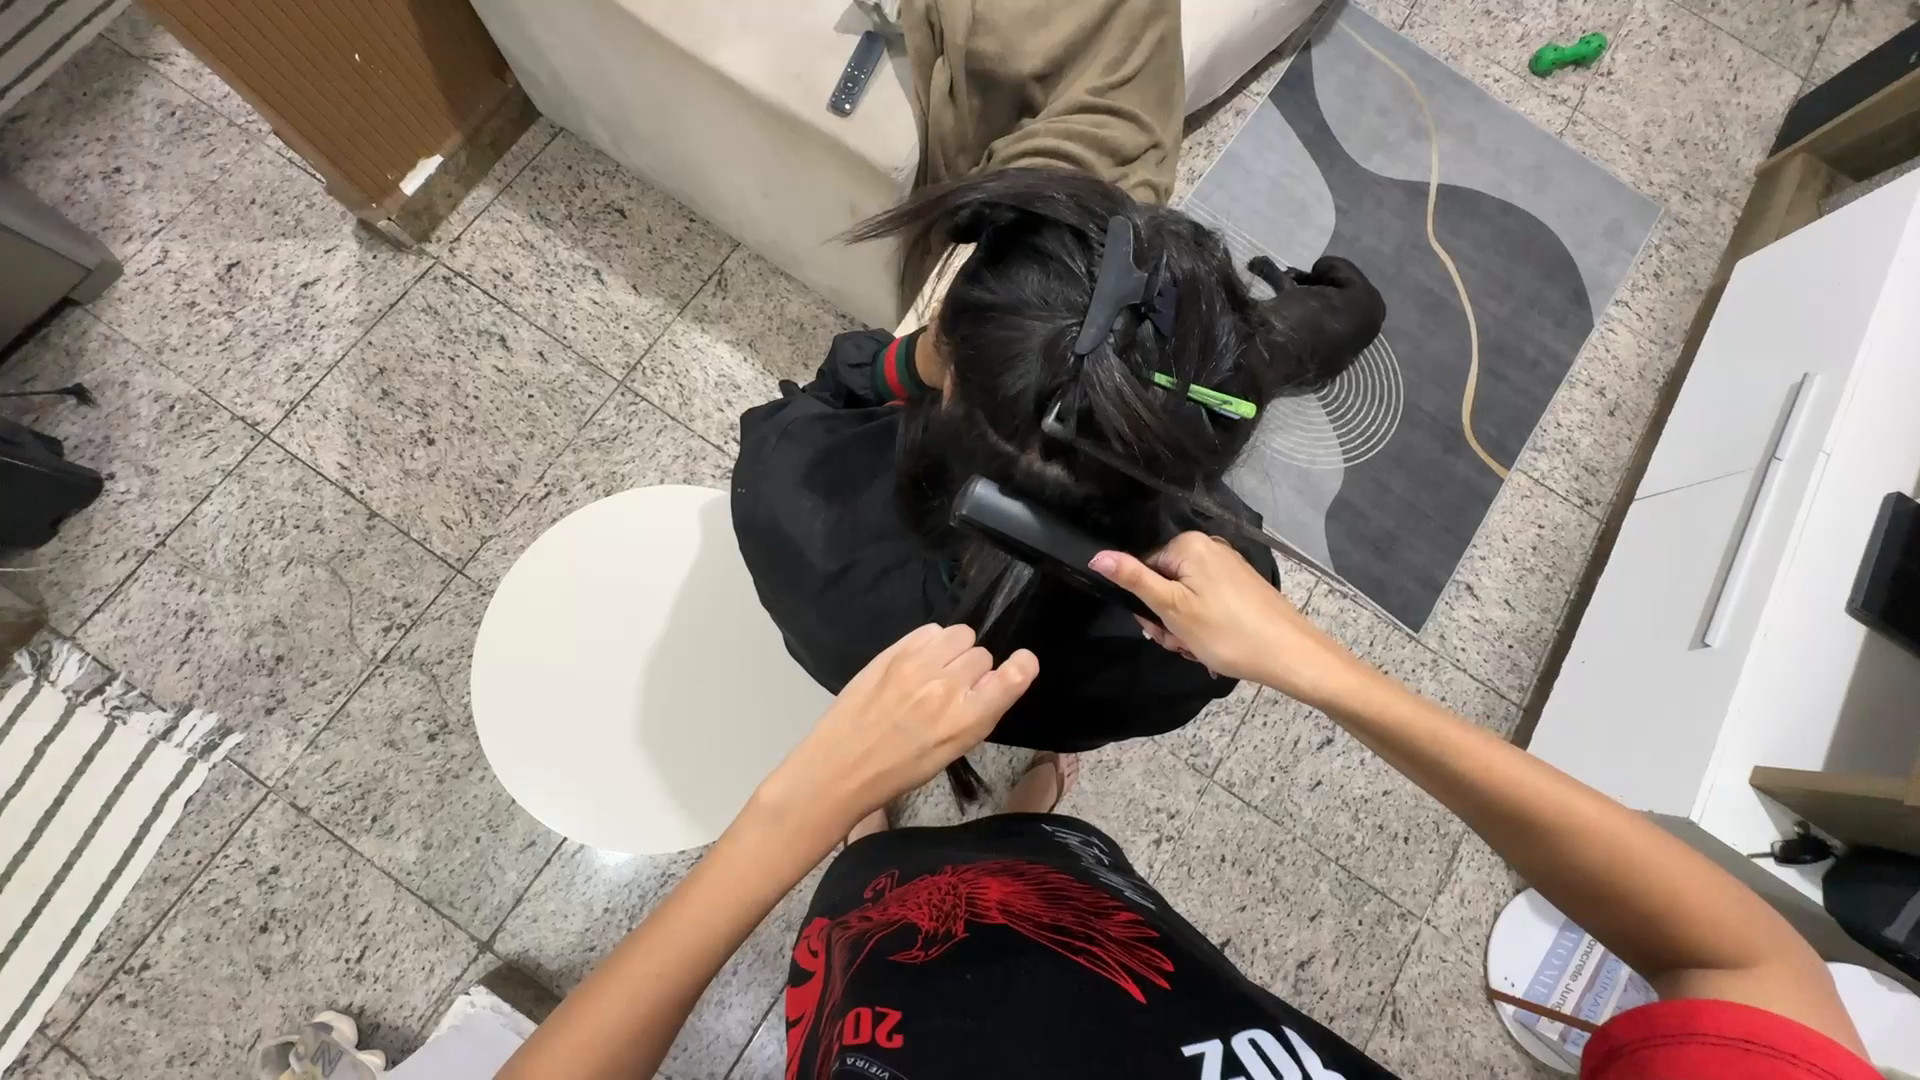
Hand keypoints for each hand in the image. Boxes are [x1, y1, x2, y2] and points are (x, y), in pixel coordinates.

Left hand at [752, 624, 1036, 842]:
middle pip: (983, 654)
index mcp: (965, 720)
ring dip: (955, 650)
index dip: (1021, 667)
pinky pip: (931, 629)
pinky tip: (918, 662)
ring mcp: (918, 664)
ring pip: (960, 634)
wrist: (841, 764)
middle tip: (954, 688)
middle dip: (974, 669)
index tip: (1020, 665)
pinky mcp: (893, 651)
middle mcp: (946, 687)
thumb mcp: (952, 751)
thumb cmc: (900, 769)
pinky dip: (931, 642)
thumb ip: (977, 713)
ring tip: (937, 669)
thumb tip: (993, 681)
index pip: (1012, 677)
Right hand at [1090, 533, 1366, 708]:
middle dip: (1167, 618)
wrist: (1290, 654)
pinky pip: (1207, 601)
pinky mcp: (1242, 586)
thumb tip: (1096, 555)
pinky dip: (1205, 625)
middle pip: (1164, 583)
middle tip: (1181, 643)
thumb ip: (1133, 579)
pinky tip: (1214, 645)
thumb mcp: (1171, 607)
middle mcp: (1209, 548)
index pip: (1144, 570)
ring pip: (1185, 598)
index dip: (1146, 605)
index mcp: (1188, 545)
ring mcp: (1228, 567)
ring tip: (1199, 648)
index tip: (1161, 631)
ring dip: (1184, 627)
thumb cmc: (1225, 632)